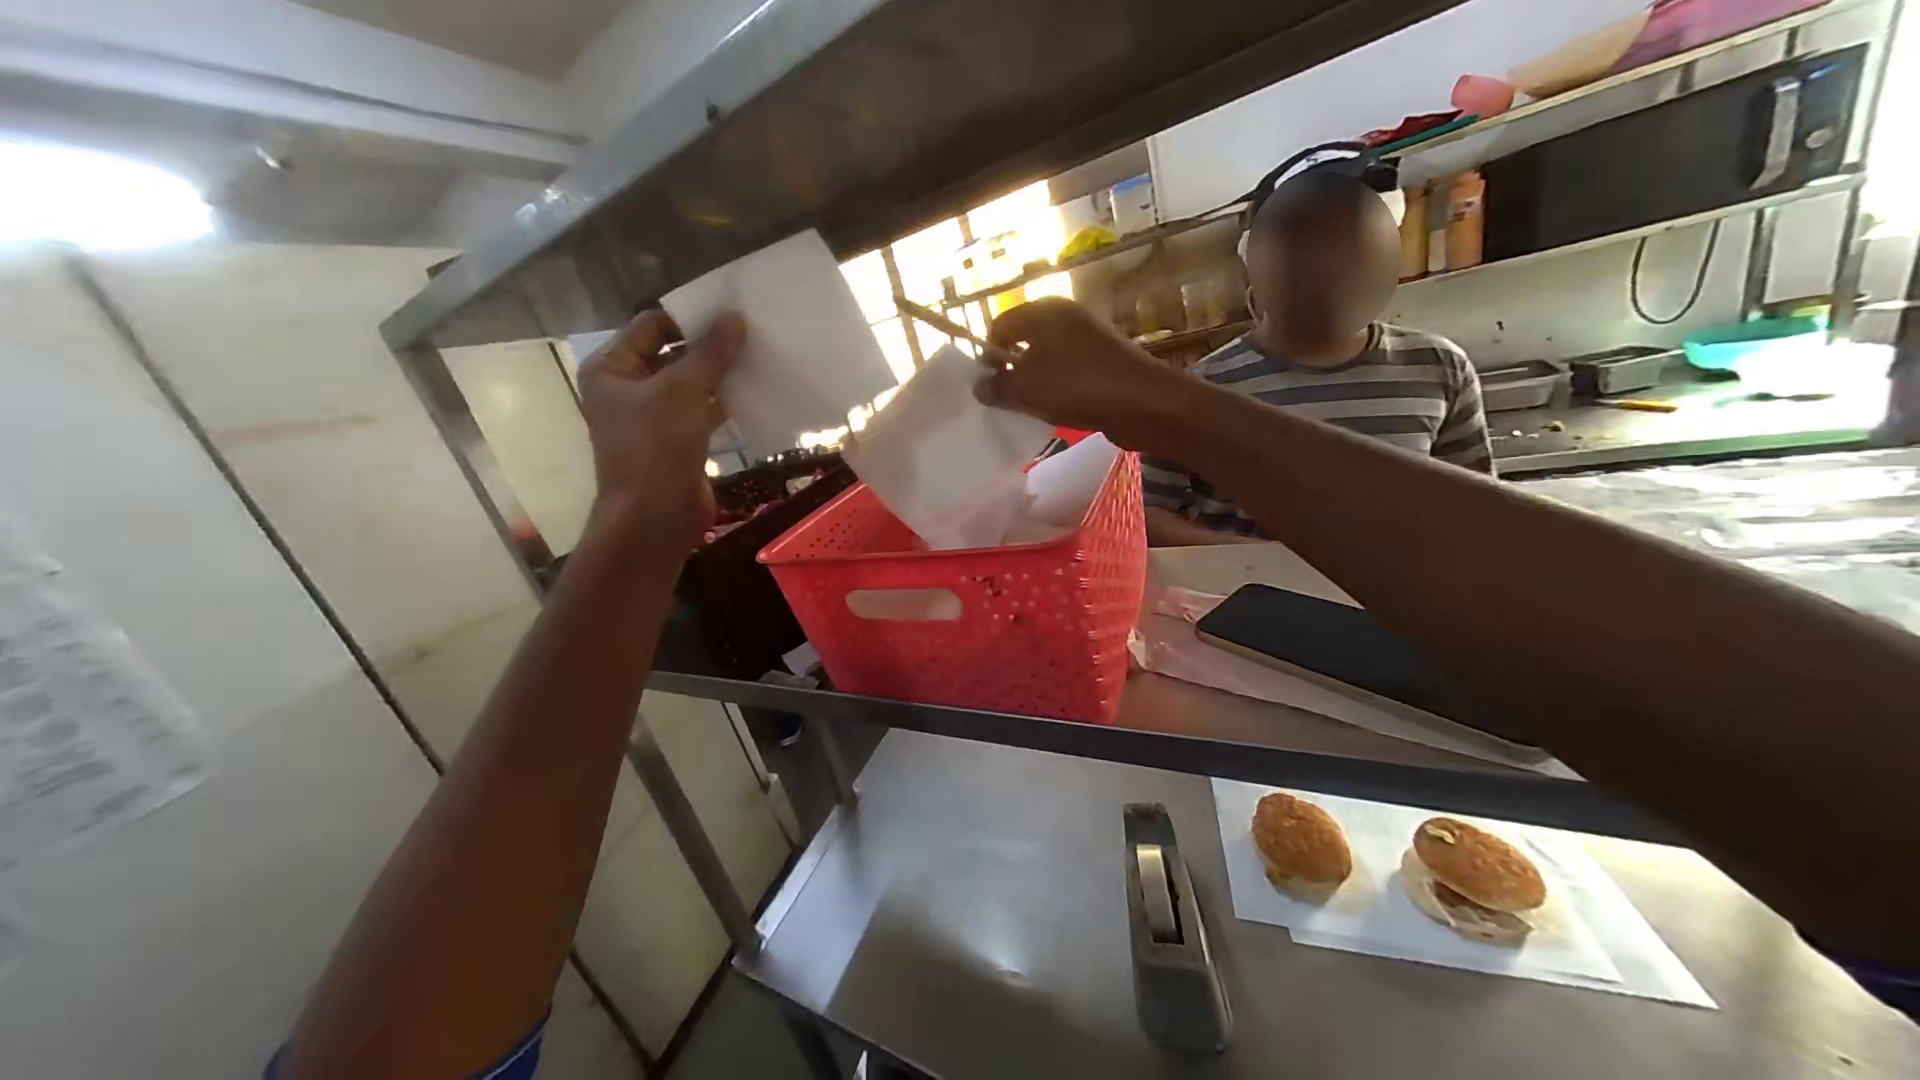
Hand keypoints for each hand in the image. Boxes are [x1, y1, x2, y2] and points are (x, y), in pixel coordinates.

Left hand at [578, 310, 742, 549]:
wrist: (655, 517)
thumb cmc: (657, 447)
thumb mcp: (683, 391)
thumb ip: (710, 353)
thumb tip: (735, 319)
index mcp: (612, 368)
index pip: (651, 325)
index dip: (689, 316)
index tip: (730, 309)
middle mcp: (628, 388)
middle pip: (672, 353)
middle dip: (709, 344)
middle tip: (751, 330)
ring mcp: (654, 417)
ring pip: (690, 384)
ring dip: (720, 373)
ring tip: (758, 355)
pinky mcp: (678, 441)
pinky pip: (702, 411)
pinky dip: (724, 401)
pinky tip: (754, 391)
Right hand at [976, 298, 1191, 453]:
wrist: (1143, 402)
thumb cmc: (1077, 386)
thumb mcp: (1025, 389)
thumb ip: (996, 387)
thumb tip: (981, 386)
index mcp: (1044, 311)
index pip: (1000, 324)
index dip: (987, 353)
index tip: (987, 383)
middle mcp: (1066, 317)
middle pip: (1024, 340)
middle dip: (1011, 369)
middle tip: (1005, 398)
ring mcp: (1088, 338)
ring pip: (1046, 358)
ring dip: (1034, 382)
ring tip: (1030, 408)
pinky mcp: (1104, 361)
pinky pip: (1068, 372)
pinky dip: (1058, 389)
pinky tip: (1058, 410)